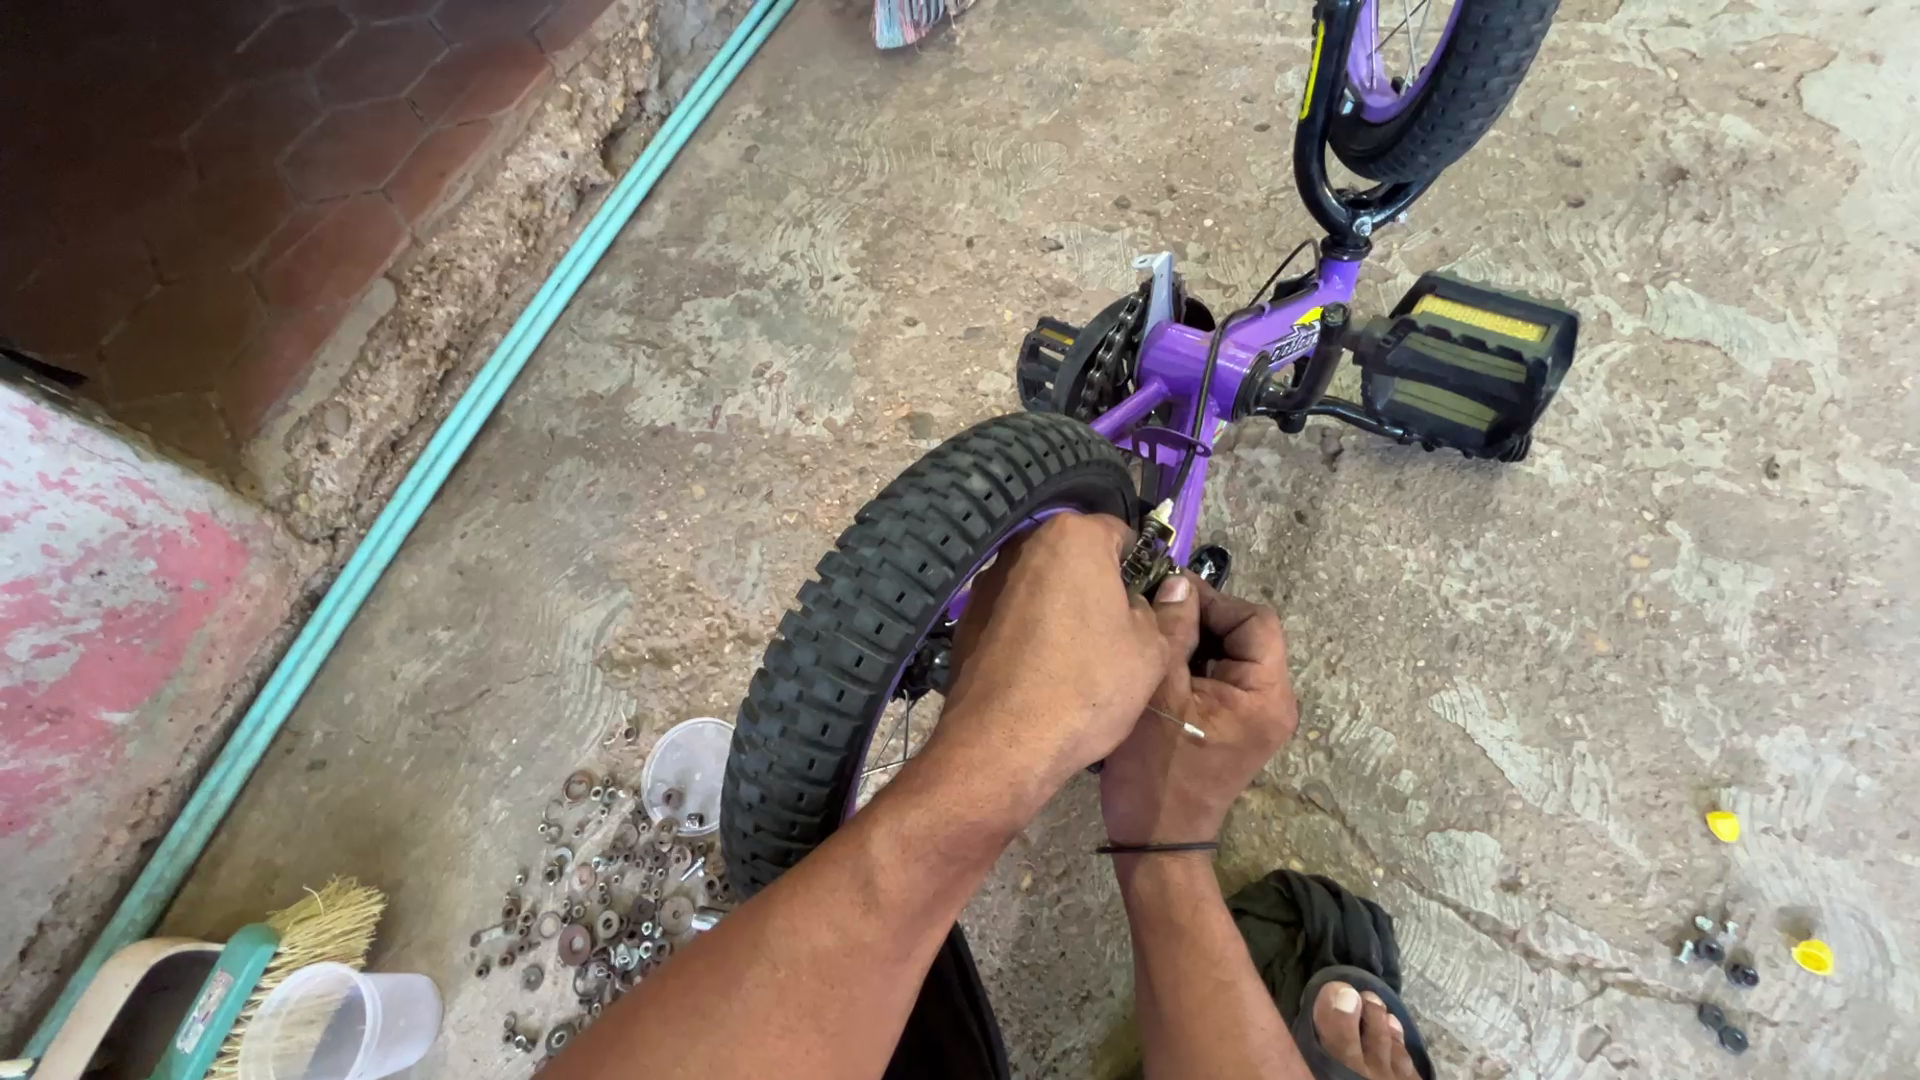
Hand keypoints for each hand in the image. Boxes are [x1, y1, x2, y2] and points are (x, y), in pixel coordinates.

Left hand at [930, 514, 1169, 788]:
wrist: (1002, 740)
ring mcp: (989, 578)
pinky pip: (1015, 609)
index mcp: (1072, 536)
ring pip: (1045, 582)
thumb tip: (1172, 587)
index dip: (1141, 569)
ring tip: (1077, 655)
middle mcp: (1024, 544)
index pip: (1121, 534)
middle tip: (1116, 633)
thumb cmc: (1087, 686)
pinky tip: (1041, 666)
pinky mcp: (968, 613)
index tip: (1148, 606)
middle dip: (1099, 585)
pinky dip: (1031, 626)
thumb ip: (1168, 609)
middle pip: (1078, 555)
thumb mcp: (1151, 651)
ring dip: (1064, 605)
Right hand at [1099, 573, 1297, 844]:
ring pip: (1230, 654)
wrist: (1156, 839)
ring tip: (1151, 642)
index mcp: (1266, 694)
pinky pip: (1221, 677)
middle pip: (1245, 635)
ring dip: (1192, 642)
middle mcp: (1274, 702)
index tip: (1165, 598)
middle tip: (1152, 619)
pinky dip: (1193, 665)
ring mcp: (1257, 716)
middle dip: (1199, 621)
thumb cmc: (1155, 769)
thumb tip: (1177, 585)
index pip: (1256, 620)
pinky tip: (1159, 668)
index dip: (1213, 601)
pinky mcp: (1237, 725)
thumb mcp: (1157, 693)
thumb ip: (1172, 633)